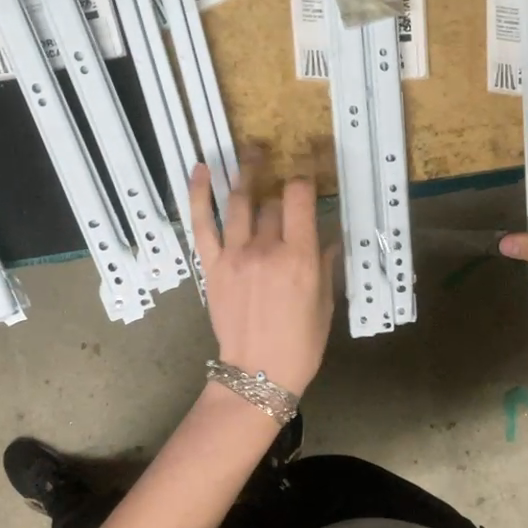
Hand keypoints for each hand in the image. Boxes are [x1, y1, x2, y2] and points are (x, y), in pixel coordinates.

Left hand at [189, 165, 335, 396]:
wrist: (258, 374)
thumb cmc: (300, 345)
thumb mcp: (324, 304)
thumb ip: (324, 266)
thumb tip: (328, 240)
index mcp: (299, 258)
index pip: (300, 198)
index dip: (306, 174)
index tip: (312, 162)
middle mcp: (265, 249)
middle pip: (272, 202)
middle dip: (281, 188)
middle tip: (286, 176)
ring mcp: (234, 256)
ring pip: (239, 202)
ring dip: (245, 174)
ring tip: (252, 153)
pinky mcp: (212, 266)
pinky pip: (202, 224)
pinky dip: (199, 194)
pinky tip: (201, 169)